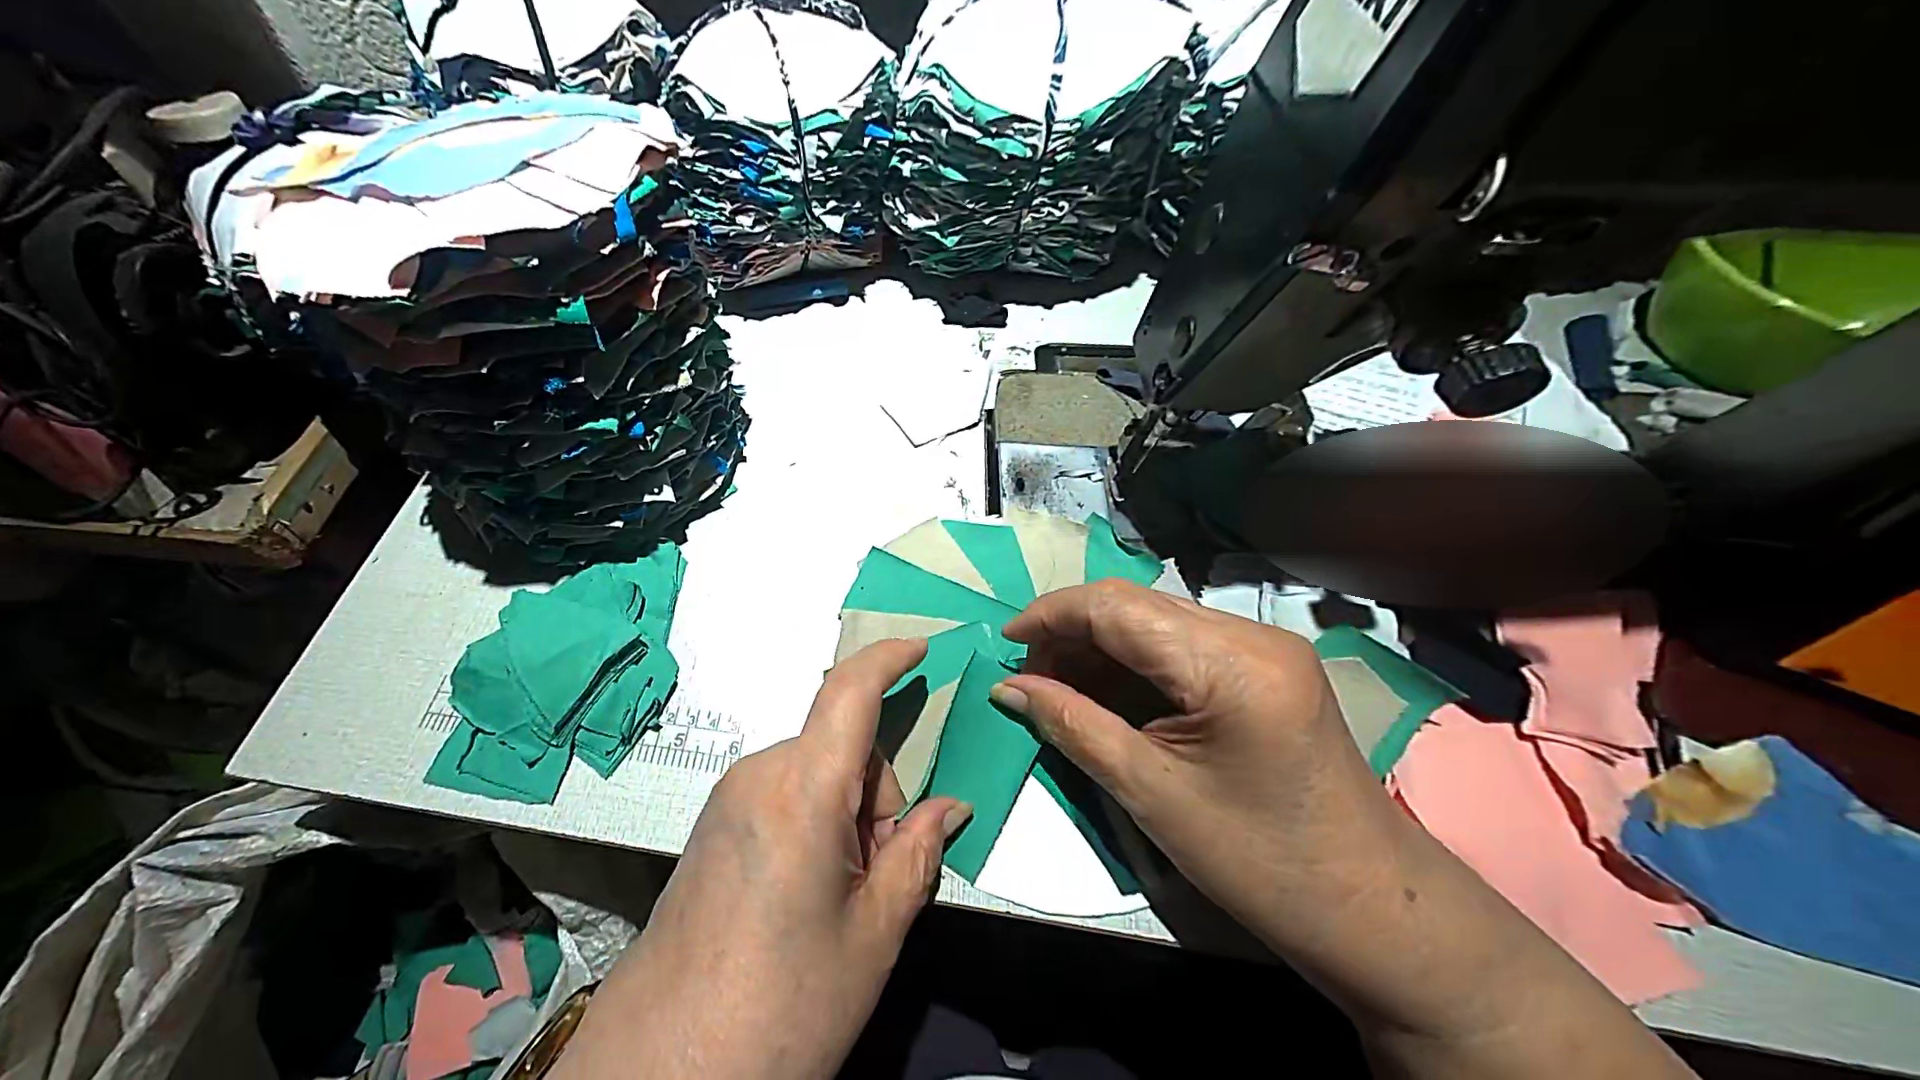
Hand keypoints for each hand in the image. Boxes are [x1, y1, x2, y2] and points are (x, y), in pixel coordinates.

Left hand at [553, 639, 970, 1079]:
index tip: (920, 649)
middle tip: (881, 869)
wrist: (661, 1073)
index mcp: (800, 793)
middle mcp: (758, 778)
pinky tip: (809, 886)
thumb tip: (949, 810)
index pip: (848, 693)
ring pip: (816, 769)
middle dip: (878, 792)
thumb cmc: (779, 1006)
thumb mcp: (872, 935)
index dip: (888, 659)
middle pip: (842, 746)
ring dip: (848, 808)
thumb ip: (917, 855)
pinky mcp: (714, 824)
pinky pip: (786, 791)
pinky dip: (817, 816)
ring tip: (842, 891)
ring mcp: (729, 799)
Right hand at [991, 581, 1695, 1079]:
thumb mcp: (1151, 792)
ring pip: (1157, 622)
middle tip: (1028, 675)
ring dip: (1100, 647)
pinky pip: (1183, 647)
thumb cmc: (1258, 861)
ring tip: (1056, 685)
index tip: (1006, 642)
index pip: (1118, 607)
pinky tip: (1103, 691)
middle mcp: (1252, 634)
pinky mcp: (1266, 667)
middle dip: (1072, 633)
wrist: (1368, 908)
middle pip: (1137, 606)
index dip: (1052, 615)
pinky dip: (1134, 664)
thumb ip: (1073, 725)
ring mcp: (1265, 647)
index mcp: (1231, 662)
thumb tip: (1010, 687)